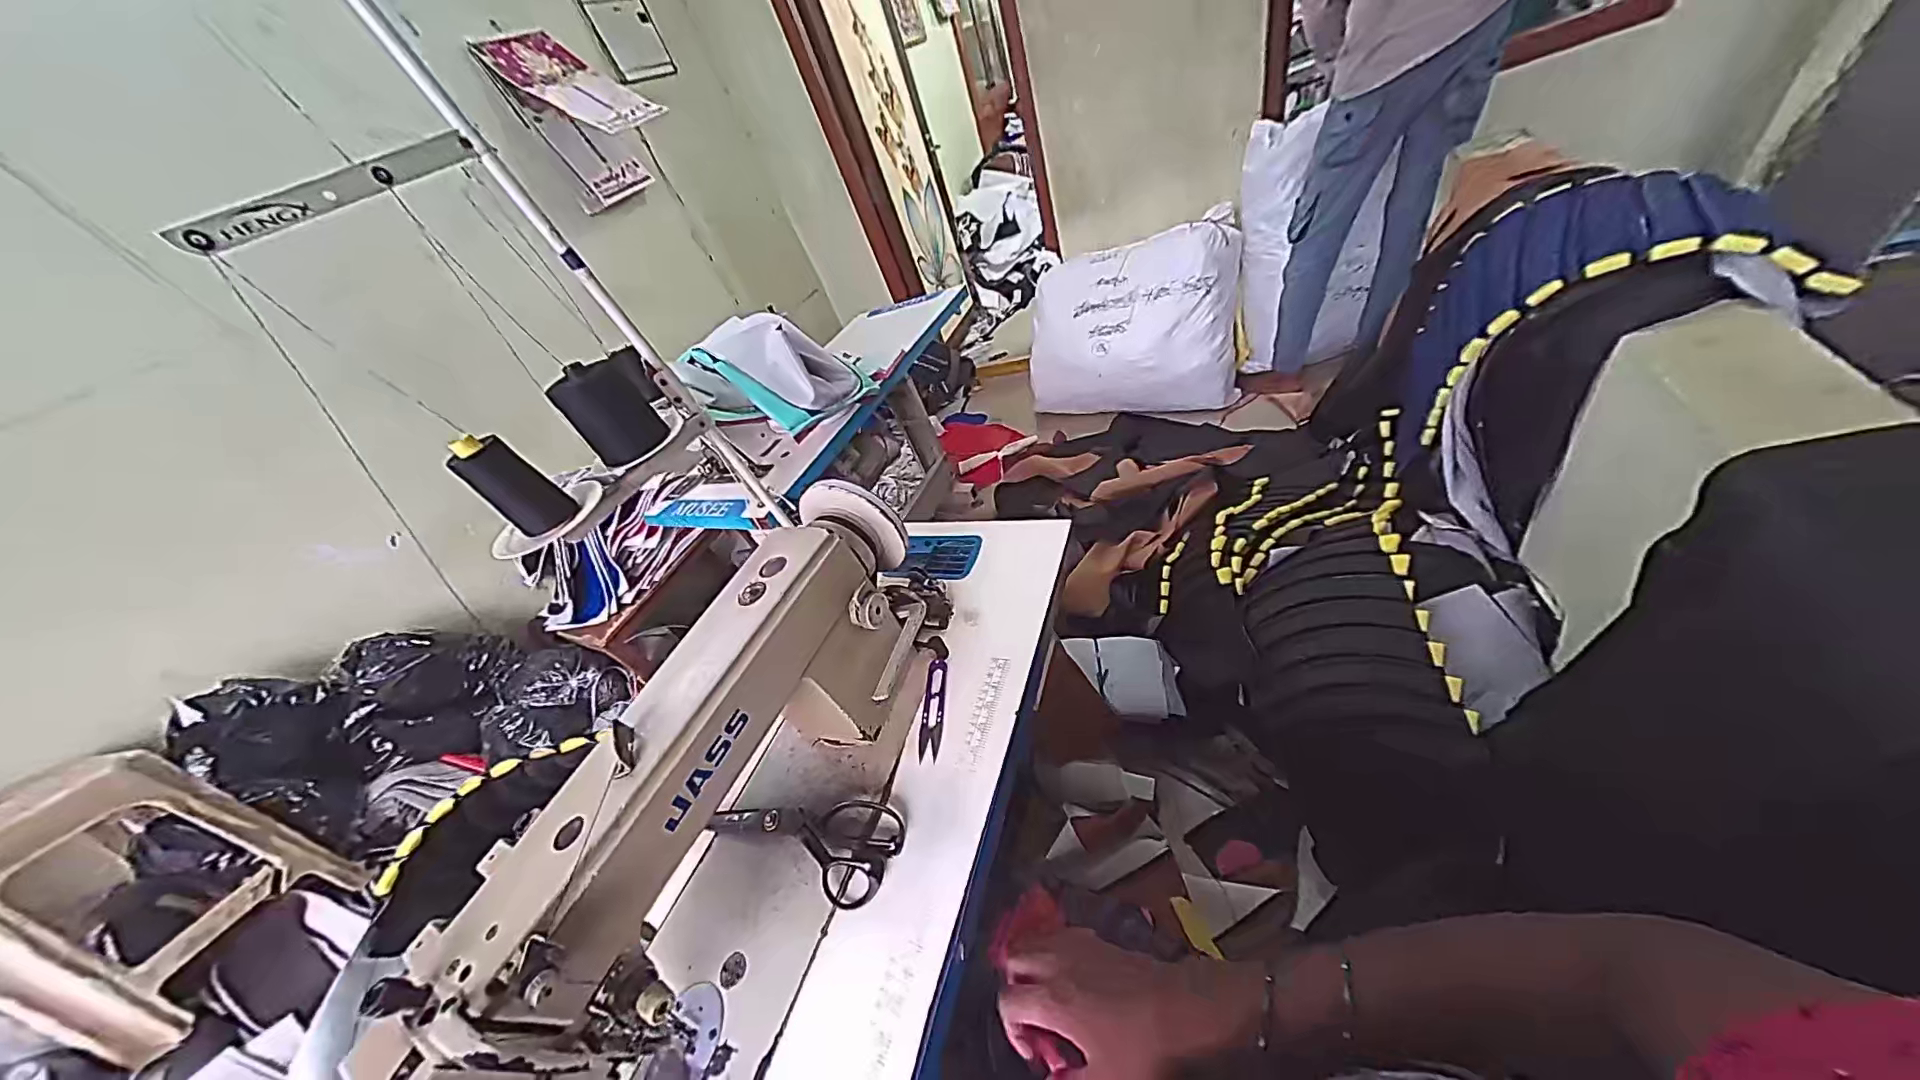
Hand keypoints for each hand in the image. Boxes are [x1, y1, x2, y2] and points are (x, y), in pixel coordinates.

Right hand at [997, 927, 1265, 1079]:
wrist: (1181, 1007)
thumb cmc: (1143, 1044)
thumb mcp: (1104, 1078)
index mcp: (1052, 999)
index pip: (1007, 1002)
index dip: (1012, 1030)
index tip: (1036, 1050)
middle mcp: (1057, 963)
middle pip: (1012, 959)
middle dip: (1015, 986)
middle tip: (1034, 1014)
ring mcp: (1075, 944)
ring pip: (1032, 939)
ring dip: (1029, 962)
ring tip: (1045, 989)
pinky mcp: (1094, 937)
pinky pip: (1058, 934)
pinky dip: (1052, 948)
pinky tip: (1070, 972)